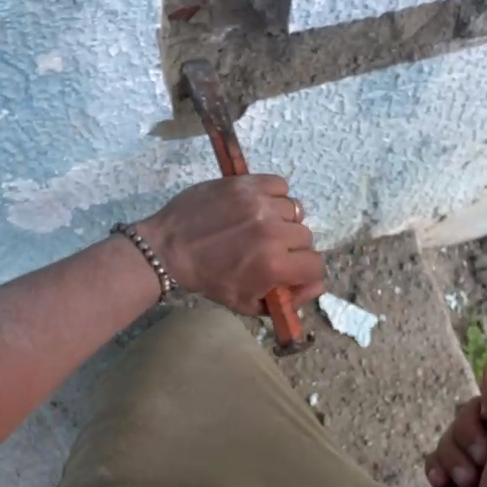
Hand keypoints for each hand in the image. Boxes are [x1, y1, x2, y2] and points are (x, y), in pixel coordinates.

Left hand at [134, 175, 326, 315]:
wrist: (169, 249)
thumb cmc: (208, 279)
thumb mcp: (247, 302)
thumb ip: (288, 299)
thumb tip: (318, 286)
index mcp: (275, 265)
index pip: (316, 264)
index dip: (304, 269)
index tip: (289, 266)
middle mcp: (273, 232)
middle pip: (305, 237)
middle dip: (290, 245)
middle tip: (266, 247)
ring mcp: (260, 204)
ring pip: (294, 210)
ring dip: (281, 219)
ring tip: (257, 225)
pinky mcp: (246, 183)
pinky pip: (279, 185)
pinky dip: (273, 195)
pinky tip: (256, 206)